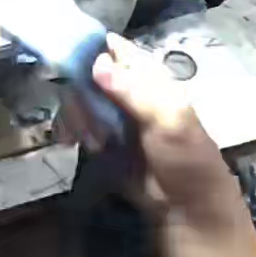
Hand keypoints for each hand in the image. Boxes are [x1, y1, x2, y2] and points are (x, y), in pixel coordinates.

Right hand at [90, 34, 247, 237]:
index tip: (69, 53)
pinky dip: (74, 130)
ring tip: (91, 138)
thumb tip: (98, 62)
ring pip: (80, 99)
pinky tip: (76, 142)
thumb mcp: (168, 120)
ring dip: (78, 115)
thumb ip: (133, 90)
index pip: (117, 49)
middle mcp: (128, 91)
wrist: (186, 210)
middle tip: (85, 112)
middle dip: (81, 91)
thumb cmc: (186, 159)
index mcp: (150, 79)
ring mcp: (113, 115)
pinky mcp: (102, 138)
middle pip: (89, 74)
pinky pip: (79, 124)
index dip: (93, 46)